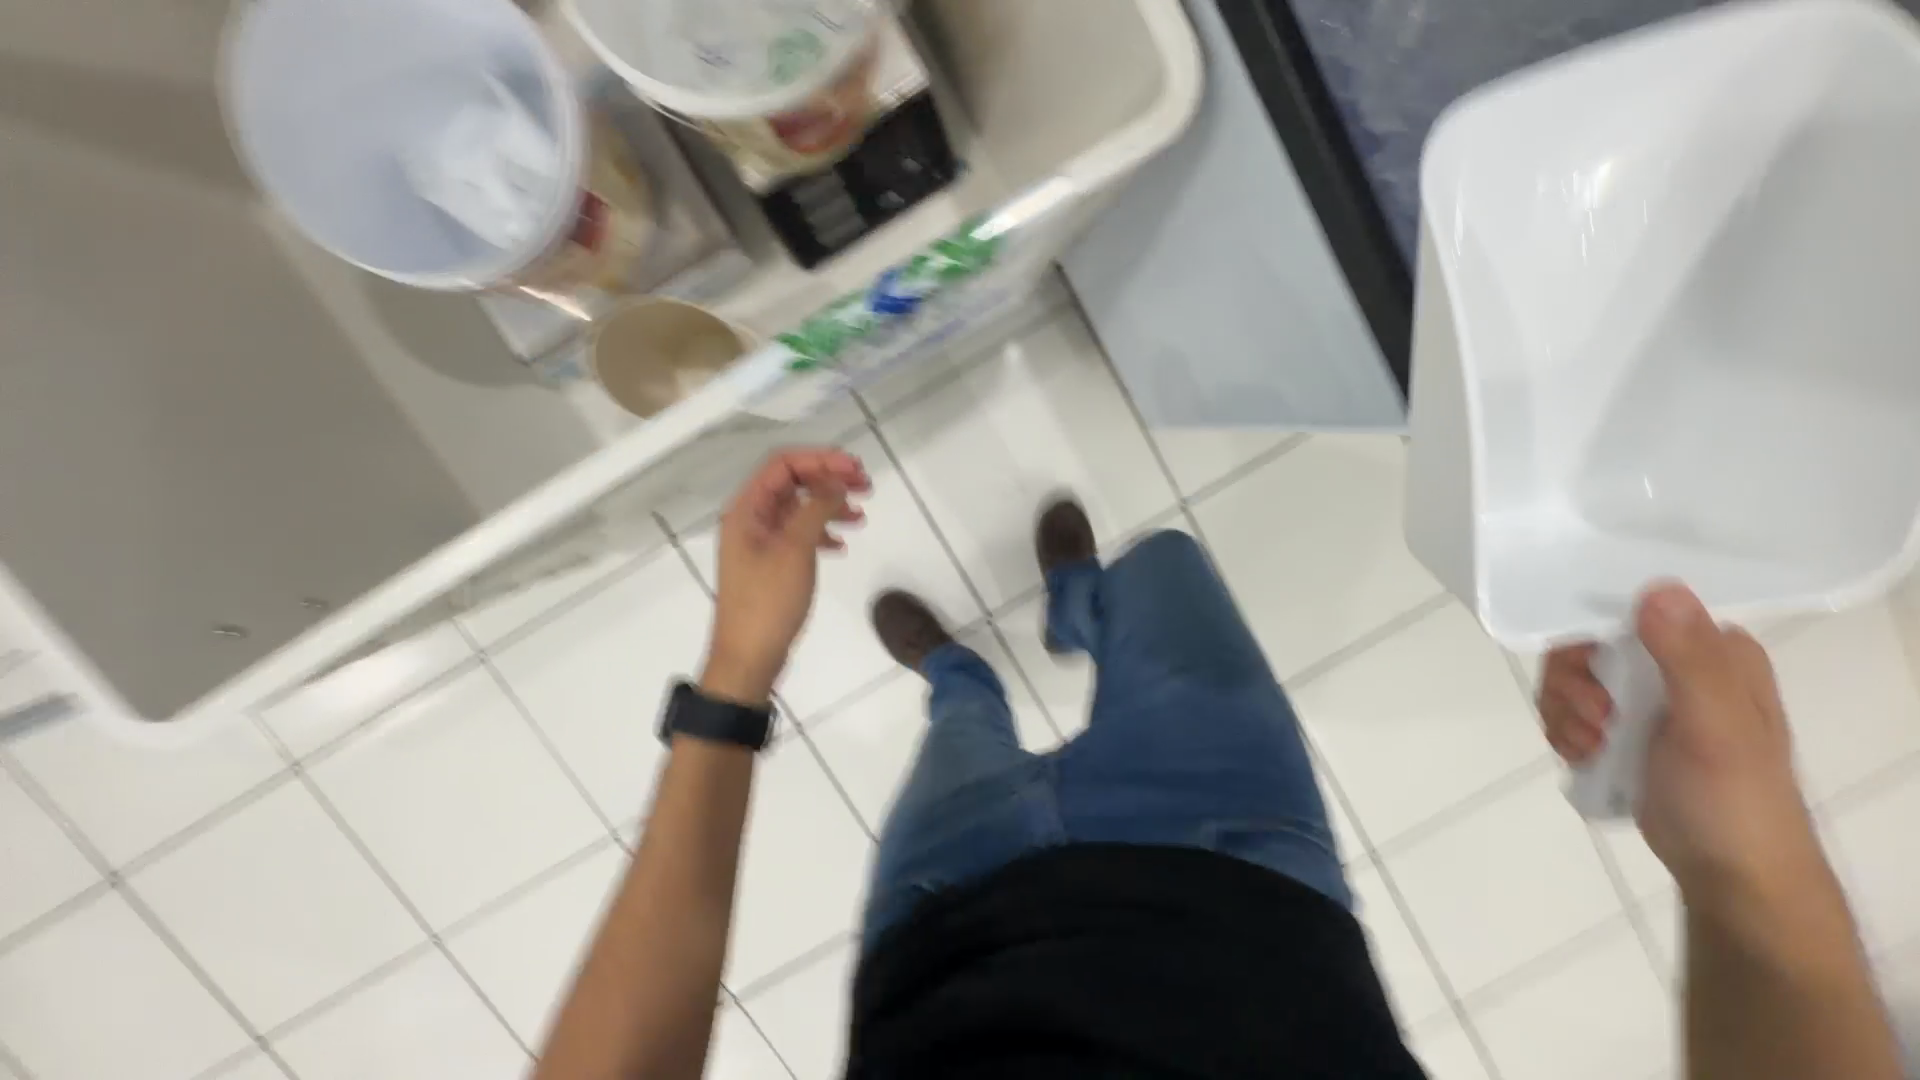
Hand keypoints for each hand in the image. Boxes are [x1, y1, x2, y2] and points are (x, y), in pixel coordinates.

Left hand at [700, 448, 869, 705]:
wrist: (748, 658)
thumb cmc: (768, 602)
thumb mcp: (795, 549)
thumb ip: (816, 507)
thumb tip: (836, 481)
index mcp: (746, 509)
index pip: (784, 464)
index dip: (821, 459)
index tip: (856, 469)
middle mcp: (750, 519)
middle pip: (793, 482)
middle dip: (829, 480)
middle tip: (866, 486)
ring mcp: (759, 542)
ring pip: (799, 509)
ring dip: (830, 506)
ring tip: (861, 516)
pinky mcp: (771, 564)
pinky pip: (799, 535)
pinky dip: (822, 533)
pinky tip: (841, 546)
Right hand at [1539, 584, 1820, 900]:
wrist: (1729, 875)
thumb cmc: (1733, 800)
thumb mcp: (1715, 727)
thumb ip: (1688, 659)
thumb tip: (1659, 588)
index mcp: (1715, 652)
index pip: (1631, 611)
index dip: (1591, 634)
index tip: (1586, 673)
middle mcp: (1680, 665)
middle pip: (1588, 645)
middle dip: (1572, 686)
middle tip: (1592, 722)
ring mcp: (1650, 699)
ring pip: (1571, 678)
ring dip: (1564, 713)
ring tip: (1588, 748)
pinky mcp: (1624, 729)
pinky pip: (1568, 709)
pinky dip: (1564, 731)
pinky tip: (1583, 756)